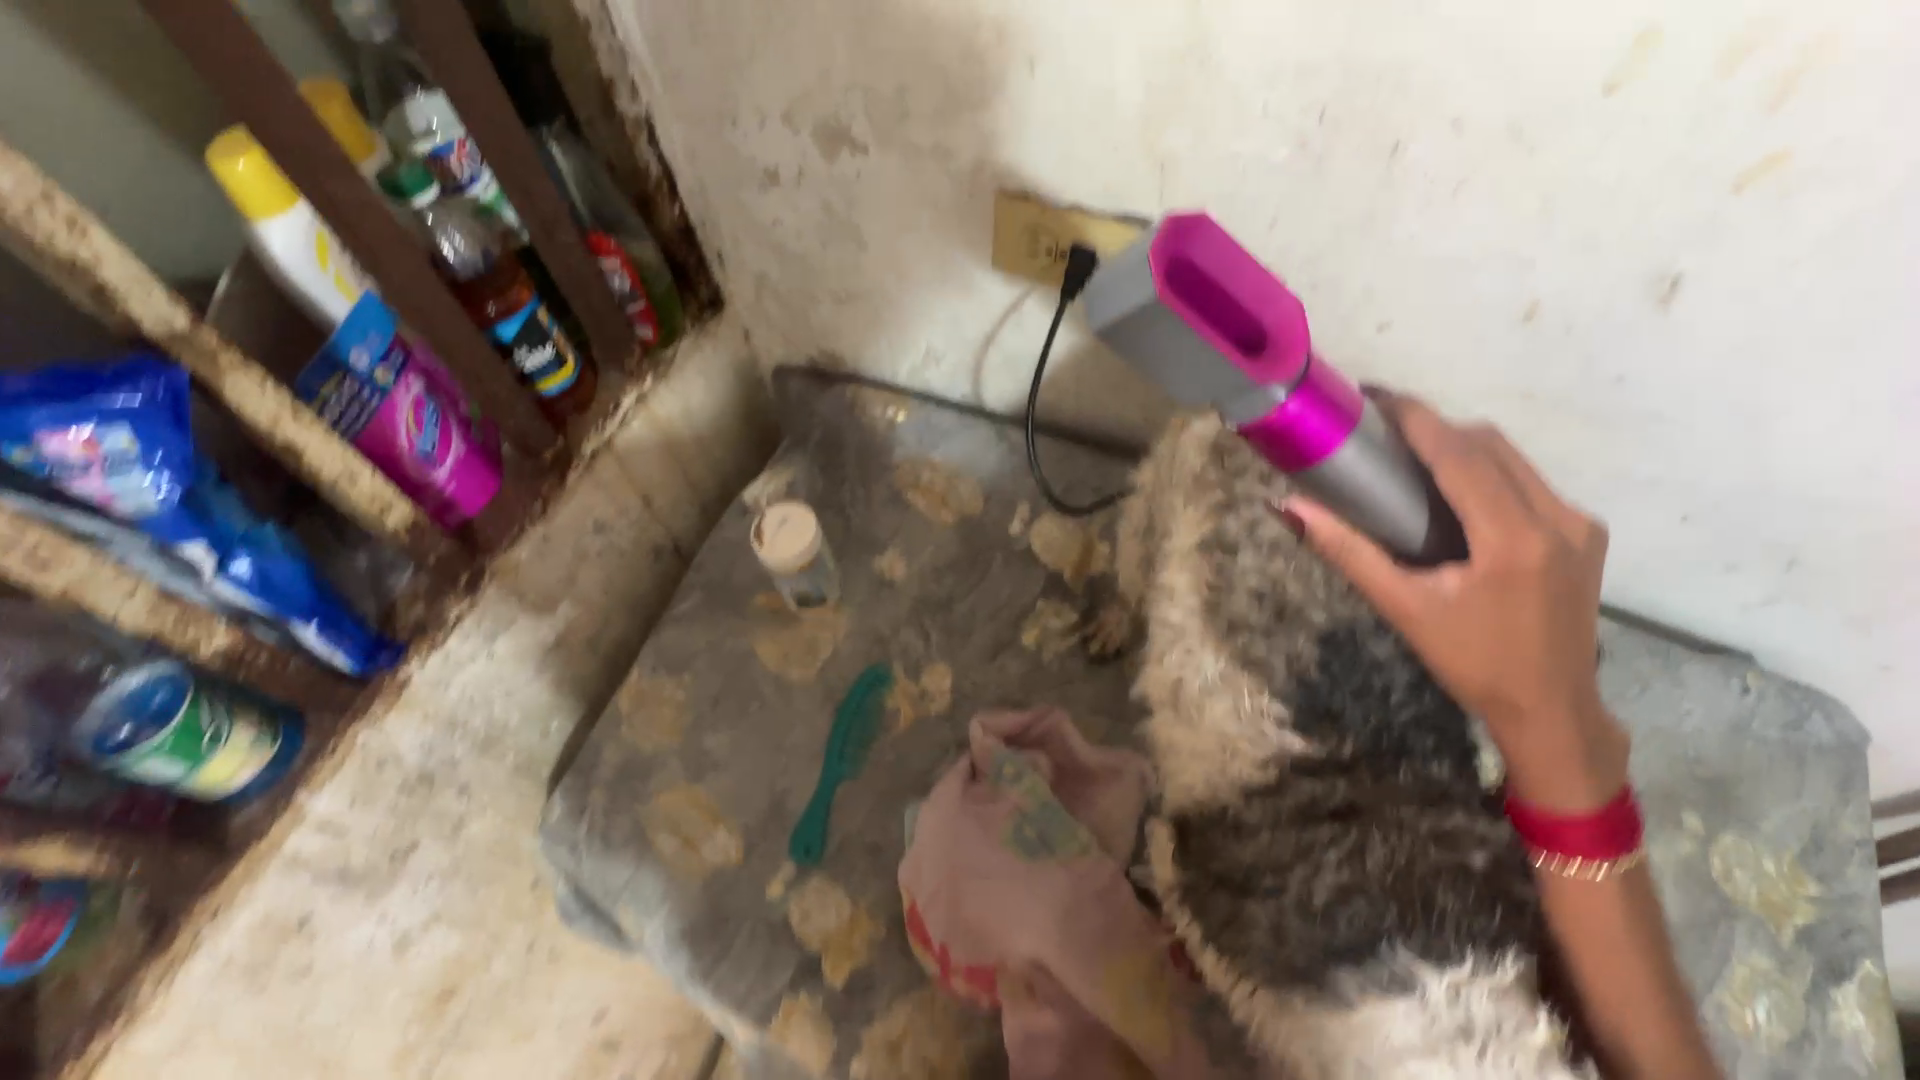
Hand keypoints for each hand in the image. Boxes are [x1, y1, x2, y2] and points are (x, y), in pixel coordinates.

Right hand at [1278, 390, 1627, 810]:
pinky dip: (1489, 471)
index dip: (1415, 417)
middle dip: (1434, 428)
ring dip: (1463, 446)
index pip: (1459, 453)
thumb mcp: (1402, 607)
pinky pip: (1530, 481)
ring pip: (1514, 458)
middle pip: (1489, 444)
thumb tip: (1288, 507)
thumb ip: (1347, 552)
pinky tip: (1457, 493)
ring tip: (1412, 457)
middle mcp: (1557, 518)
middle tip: (1383, 432)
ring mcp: (1579, 524)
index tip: (1373, 397)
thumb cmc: (1470, 663)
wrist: (1551, 708)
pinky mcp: (1586, 534)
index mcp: (1512, 537)